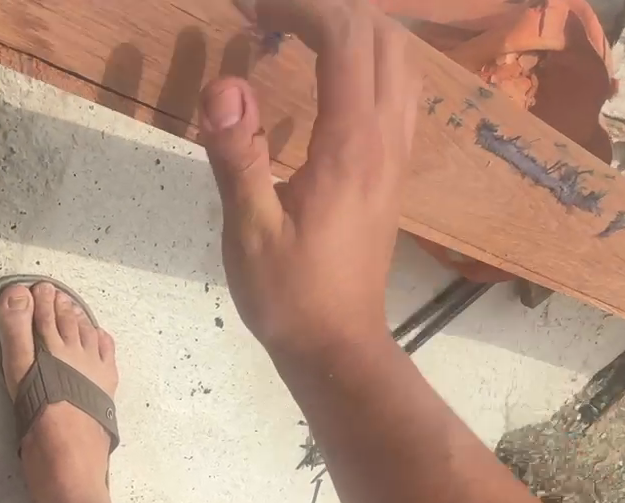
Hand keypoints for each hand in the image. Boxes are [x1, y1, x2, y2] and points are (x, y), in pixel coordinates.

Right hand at [199, 0, 418, 364]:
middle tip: (273, 19)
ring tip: (303, 37)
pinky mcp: (395, 174)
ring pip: (400, 60)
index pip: (344, 36)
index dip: (301, 5)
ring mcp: (398, 156)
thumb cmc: (289, 297)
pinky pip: (401, 92)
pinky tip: (336, 82)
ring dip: (357, 32)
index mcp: (351, 144)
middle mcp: (386, 138)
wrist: (336, 346)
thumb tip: (223, 86)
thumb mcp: (250, 234)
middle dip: (329, 9)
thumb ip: (237, 156)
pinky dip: (372, 64)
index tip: (253, 9)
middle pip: (382, 34)